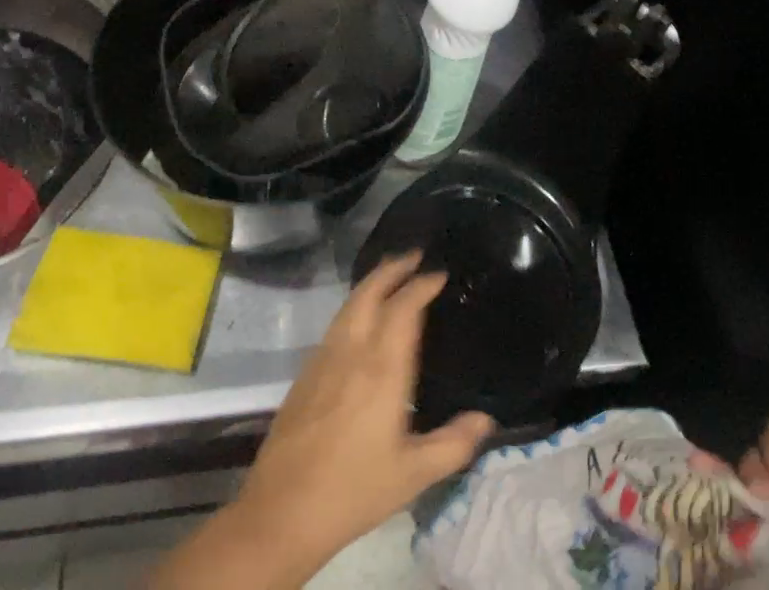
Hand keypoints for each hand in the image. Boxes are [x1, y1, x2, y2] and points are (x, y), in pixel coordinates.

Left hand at [240, 251, 495, 560]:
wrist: (283, 511)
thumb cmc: (355, 489)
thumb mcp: (415, 473)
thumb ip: (455, 443)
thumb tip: (485, 419)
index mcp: (381, 370)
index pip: (403, 309)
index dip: (421, 285)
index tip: (439, 274)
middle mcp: (350, 354)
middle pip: (368, 294)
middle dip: (391, 269)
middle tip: (413, 257)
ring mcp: (321, 362)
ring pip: (346, 308)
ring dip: (369, 285)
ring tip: (390, 278)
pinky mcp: (303, 377)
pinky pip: (333, 328)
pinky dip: (353, 309)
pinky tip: (360, 323)